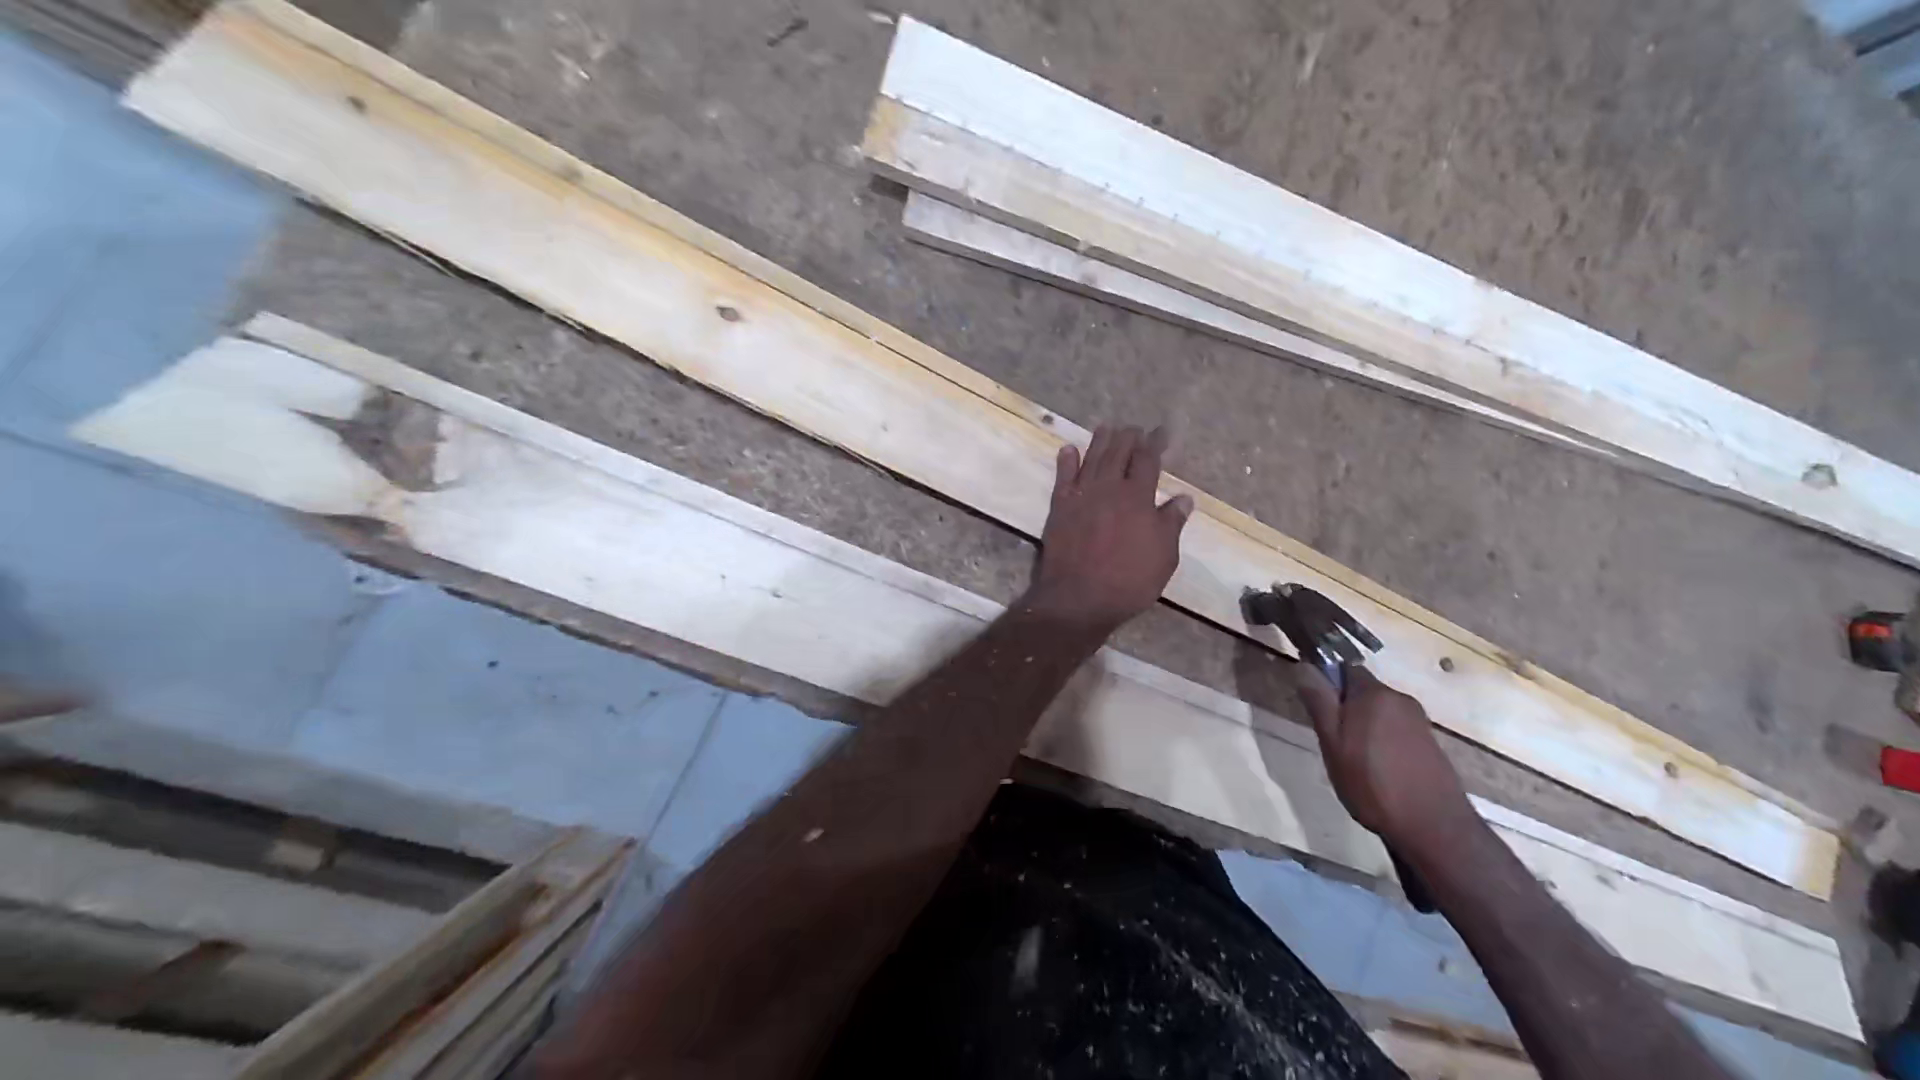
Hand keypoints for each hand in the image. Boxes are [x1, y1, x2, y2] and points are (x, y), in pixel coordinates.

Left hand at [1022, 425, 1193, 633]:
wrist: (1078, 597)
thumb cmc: (1129, 581)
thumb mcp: (1164, 556)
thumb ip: (1171, 524)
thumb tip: (1183, 498)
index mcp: (1138, 497)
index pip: (1149, 460)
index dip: (1155, 443)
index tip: (1161, 432)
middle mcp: (1109, 488)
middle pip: (1119, 453)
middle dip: (1128, 437)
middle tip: (1133, 428)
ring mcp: (1081, 496)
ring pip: (1092, 459)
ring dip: (1100, 441)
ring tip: (1106, 428)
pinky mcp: (1059, 508)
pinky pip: (1063, 477)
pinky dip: (1066, 461)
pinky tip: (1069, 450)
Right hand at [1296, 666, 1474, 849]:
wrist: (1434, 828)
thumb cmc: (1372, 782)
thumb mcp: (1332, 742)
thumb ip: (1319, 701)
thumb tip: (1303, 665)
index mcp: (1375, 693)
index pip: (1344, 669)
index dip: (1326, 684)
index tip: (1317, 711)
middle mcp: (1400, 699)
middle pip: (1362, 691)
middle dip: (1344, 708)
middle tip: (1332, 741)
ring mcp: (1419, 722)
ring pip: (1378, 712)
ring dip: (1362, 726)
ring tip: (1353, 760)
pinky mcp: (1430, 743)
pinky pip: (1395, 729)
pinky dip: (1381, 741)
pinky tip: (1377, 770)